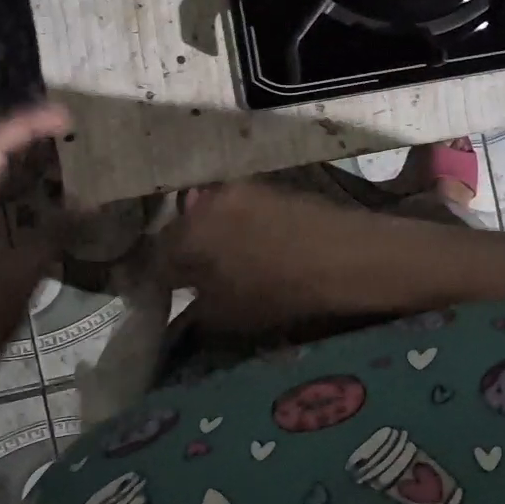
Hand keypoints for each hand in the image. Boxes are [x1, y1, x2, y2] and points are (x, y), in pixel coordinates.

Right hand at [153, 181, 460, 329]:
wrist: (348, 256)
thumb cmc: (280, 292)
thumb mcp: (227, 316)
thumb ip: (193, 311)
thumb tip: (180, 308)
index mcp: (187, 233)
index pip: (156, 257)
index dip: (159, 282)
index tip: (167, 298)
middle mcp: (207, 201)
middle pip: (181, 230)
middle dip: (182, 254)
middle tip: (193, 281)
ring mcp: (241, 188)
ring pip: (209, 215)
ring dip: (210, 238)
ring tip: (224, 265)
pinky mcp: (270, 187)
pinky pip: (237, 209)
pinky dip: (235, 227)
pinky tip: (252, 248)